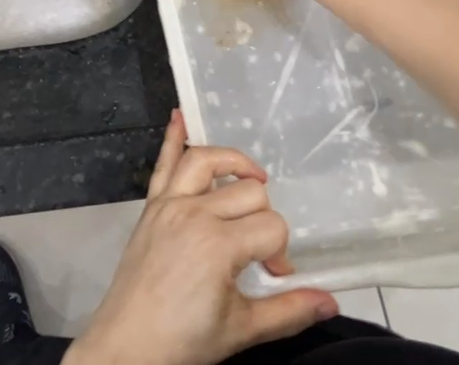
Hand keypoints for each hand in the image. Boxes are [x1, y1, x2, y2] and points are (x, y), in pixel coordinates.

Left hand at [65, 111, 337, 364]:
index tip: (274, 277)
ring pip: (207, 161)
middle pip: (248, 191)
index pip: (272, 227)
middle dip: (264, 218)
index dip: (281, 253)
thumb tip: (331, 302)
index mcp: (219, 244)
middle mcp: (194, 213)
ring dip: (233, 162)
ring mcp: (169, 205)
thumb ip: (288, 311)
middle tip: (259, 252)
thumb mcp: (242, 331)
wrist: (128, 345)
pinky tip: (179, 116)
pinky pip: (163, 164)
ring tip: (253, 177)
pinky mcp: (152, 206)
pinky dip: (172, 138)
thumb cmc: (184, 341)